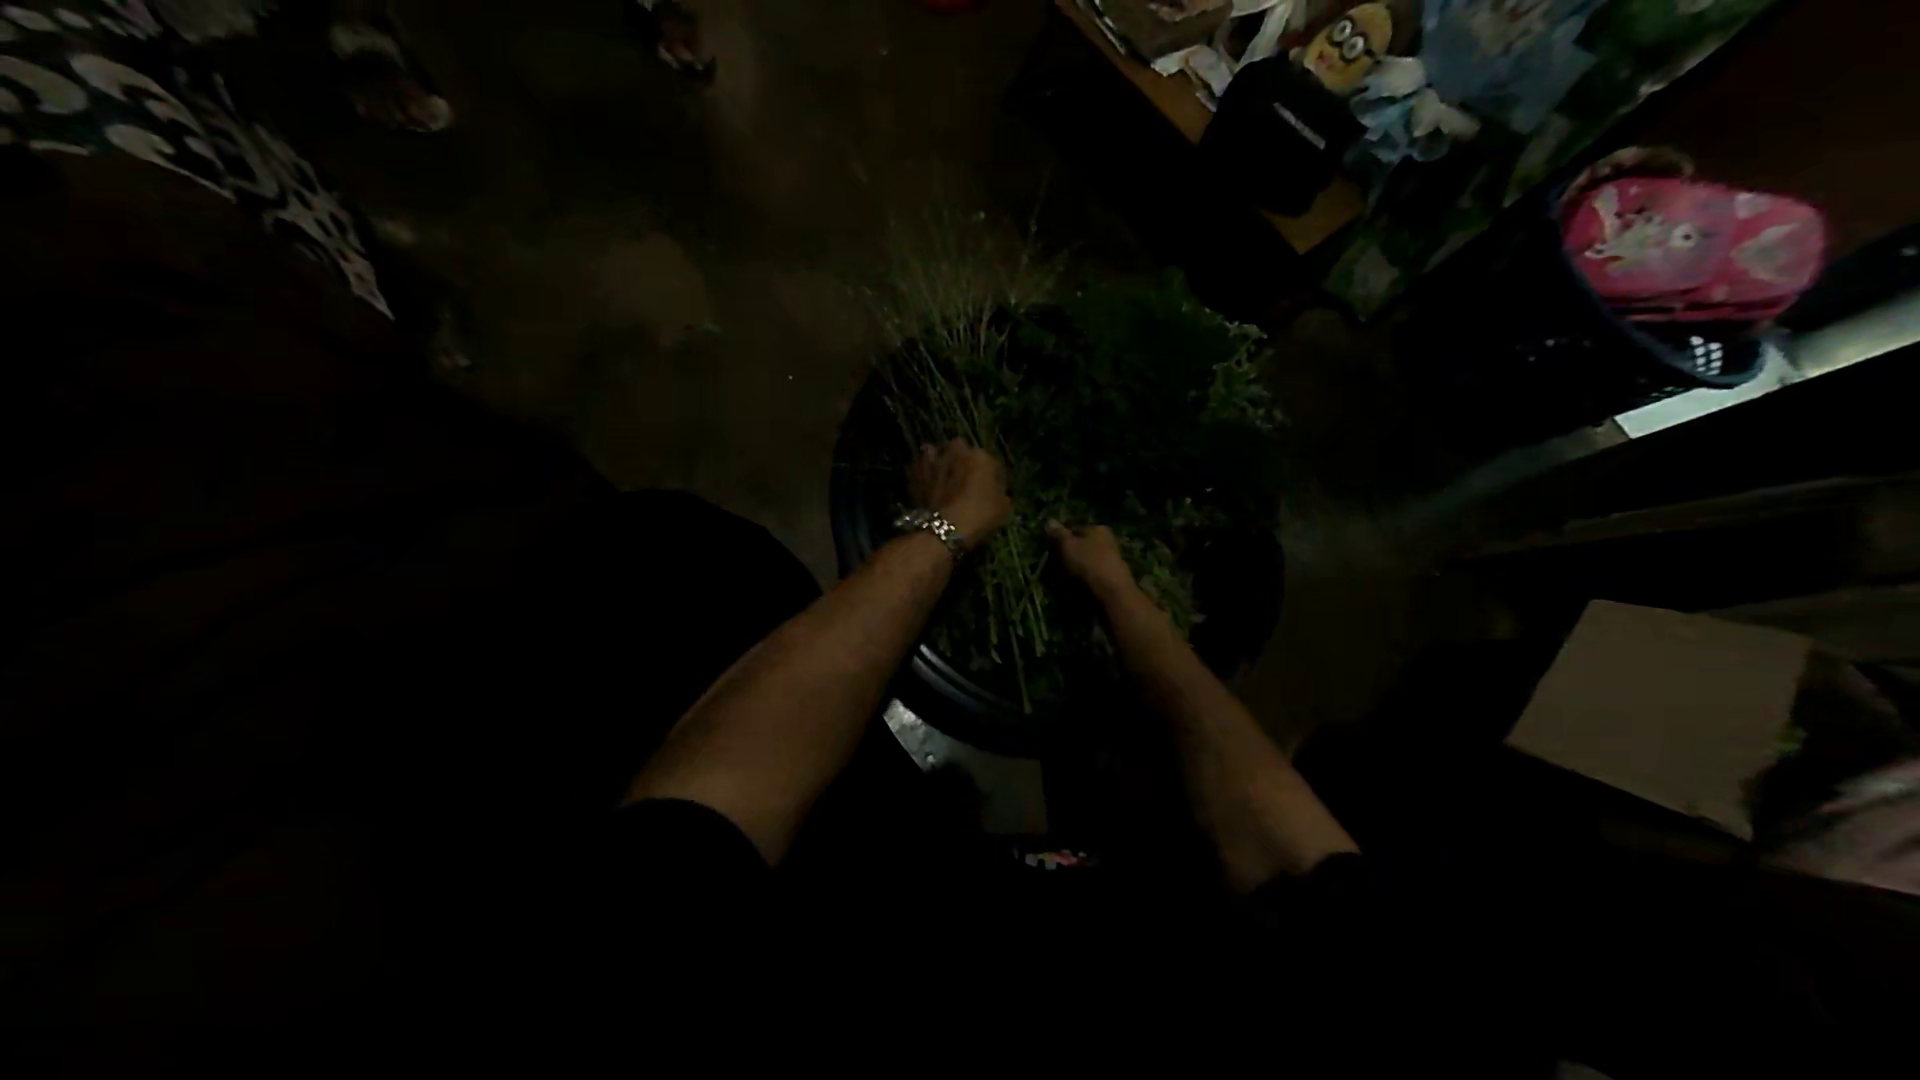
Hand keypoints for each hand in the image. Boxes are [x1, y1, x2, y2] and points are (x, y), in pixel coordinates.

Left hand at [912, 438, 1009, 552]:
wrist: (943, 529)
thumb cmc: (979, 516)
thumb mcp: (1004, 507)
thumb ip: (1000, 492)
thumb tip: (995, 492)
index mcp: (981, 456)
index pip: (992, 463)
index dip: (994, 477)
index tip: (993, 490)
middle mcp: (956, 450)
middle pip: (962, 452)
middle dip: (964, 462)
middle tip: (966, 482)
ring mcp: (933, 459)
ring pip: (938, 454)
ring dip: (942, 463)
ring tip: (944, 480)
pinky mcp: (914, 472)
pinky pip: (921, 468)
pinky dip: (924, 474)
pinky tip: (927, 485)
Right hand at [1045, 520, 1137, 600]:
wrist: (1111, 594)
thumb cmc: (1087, 564)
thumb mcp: (1067, 546)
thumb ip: (1057, 533)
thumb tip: (1050, 521)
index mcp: (1098, 529)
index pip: (1073, 531)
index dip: (1059, 541)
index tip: (1050, 554)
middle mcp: (1108, 541)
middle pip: (1080, 547)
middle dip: (1067, 557)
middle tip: (1055, 569)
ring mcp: (1111, 561)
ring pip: (1085, 563)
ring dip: (1073, 571)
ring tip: (1064, 582)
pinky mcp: (1112, 579)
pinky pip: (1091, 577)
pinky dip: (1083, 582)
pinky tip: (1076, 590)